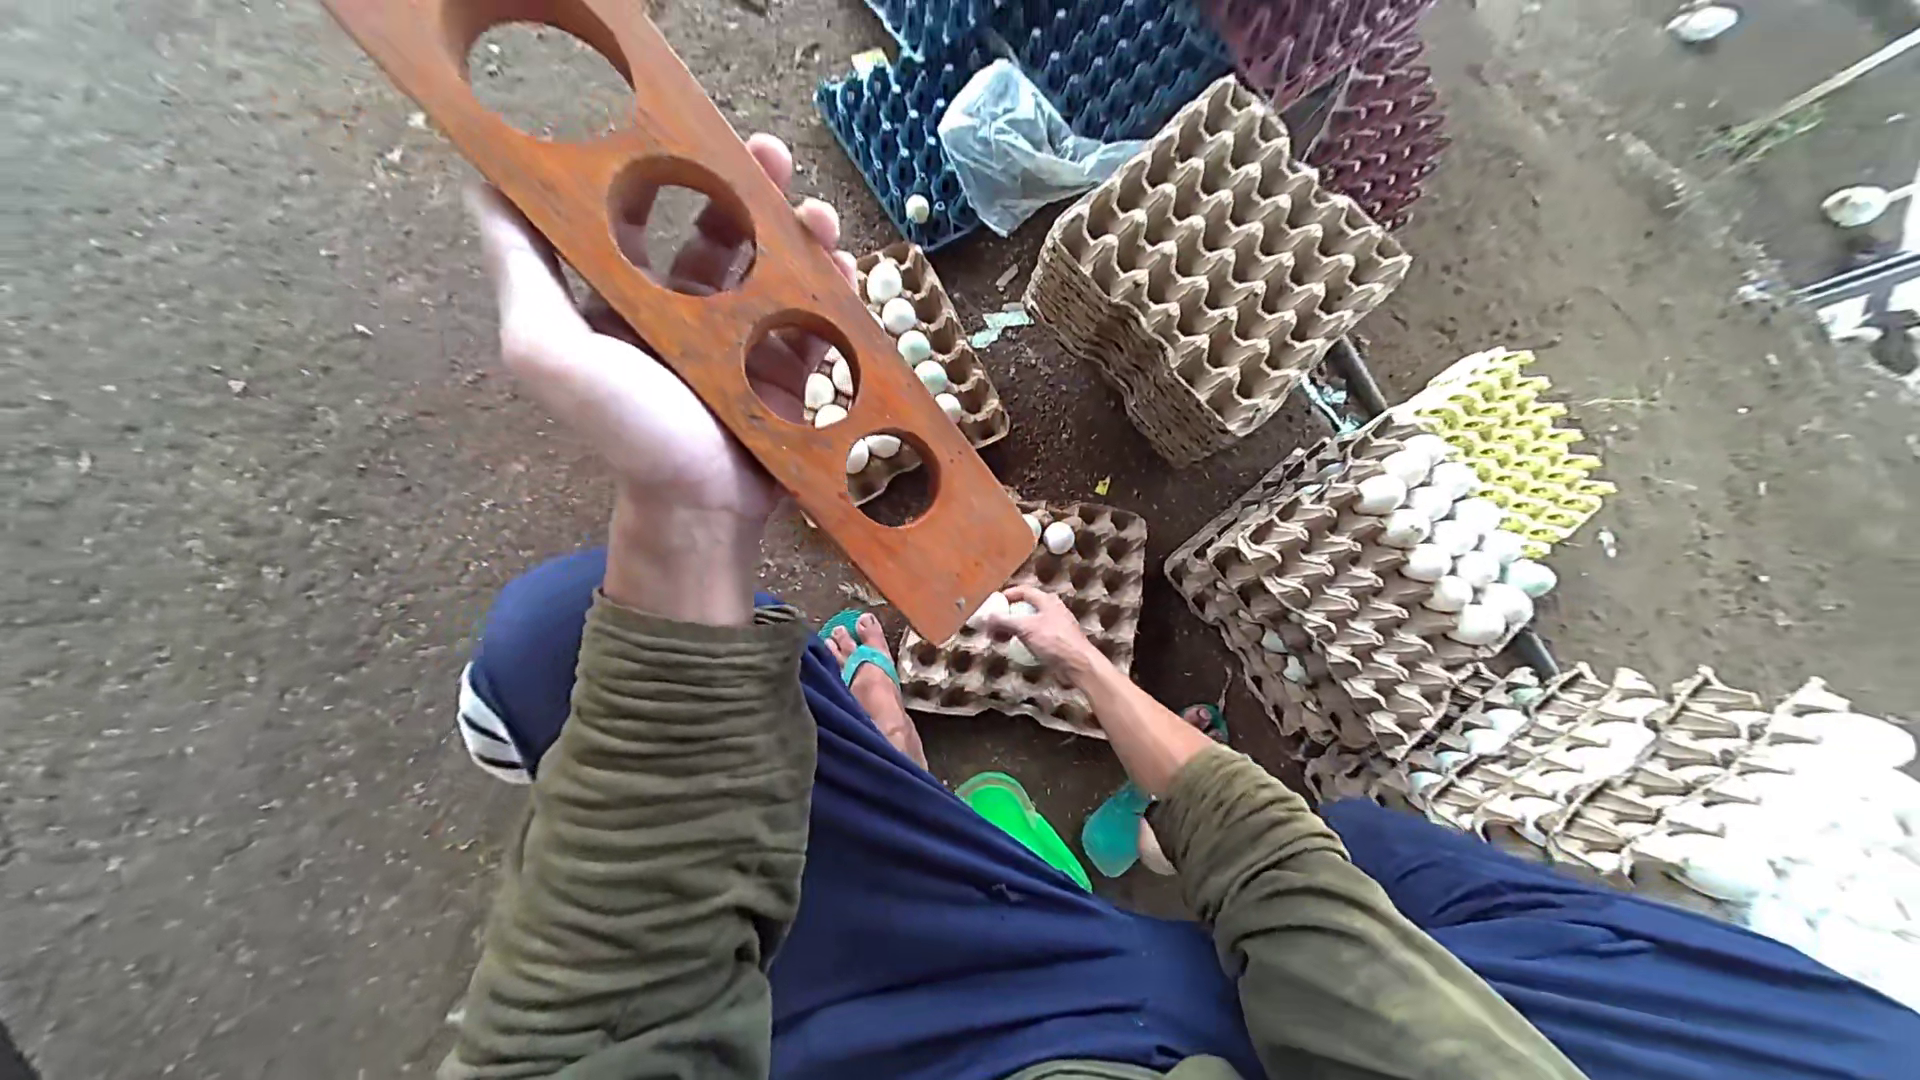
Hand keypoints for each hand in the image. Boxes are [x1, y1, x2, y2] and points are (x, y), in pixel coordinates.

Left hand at [466, 134, 857, 622]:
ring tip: (820, 217)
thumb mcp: (548, 350)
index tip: (686, 129)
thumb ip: (521, 268)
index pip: (646, 214)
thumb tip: (483, 176)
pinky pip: (813, 319)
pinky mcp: (788, 371)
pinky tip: (844, 268)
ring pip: (775, 269)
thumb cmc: (627, 431)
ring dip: (799, 234)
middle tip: (775, 158)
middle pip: (722, 232)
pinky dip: (831, 290)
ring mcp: (744, 340)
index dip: (665, 165)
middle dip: (749, 190)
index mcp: (630, 297)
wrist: (701, 507)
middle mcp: (688, 311)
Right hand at [988, 585, 1104, 682]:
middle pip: (1025, 607)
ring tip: (1001, 639)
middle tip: (994, 626)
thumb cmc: (1054, 641)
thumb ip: (1004, 621)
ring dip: (1014, 629)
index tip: (993, 605)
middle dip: (1007, 616)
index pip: (1023, 591)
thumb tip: (986, 617)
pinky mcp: (1057, 641)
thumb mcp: (1025, 628)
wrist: (1079, 665)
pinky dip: (1024, 639)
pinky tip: (1017, 648)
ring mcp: (1055, 625)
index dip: (1007, 596)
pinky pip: (1035, 636)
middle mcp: (1052, 609)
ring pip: (1029, 623)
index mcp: (1046, 600)